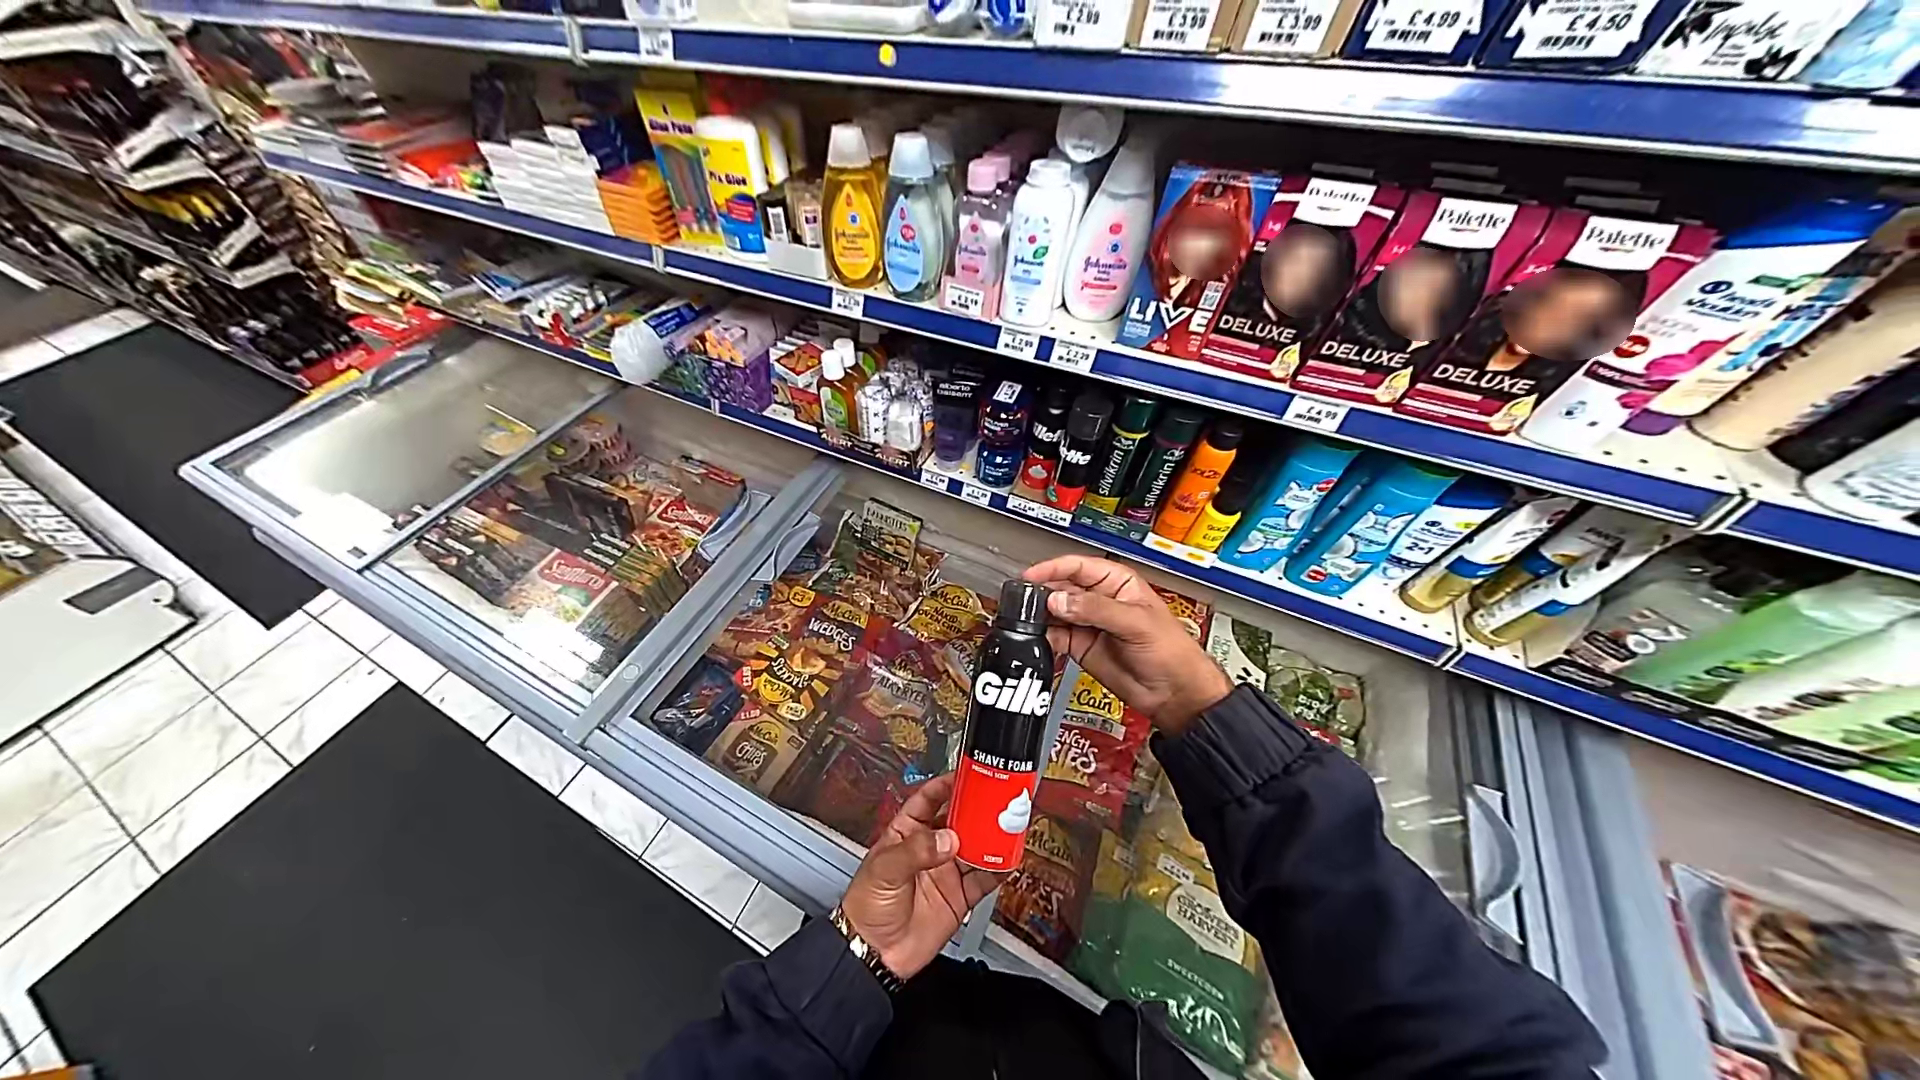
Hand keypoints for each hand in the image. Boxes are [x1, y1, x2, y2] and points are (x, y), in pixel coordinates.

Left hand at [839, 774, 1002, 979]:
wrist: (874, 954)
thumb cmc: (866, 907)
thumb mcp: (884, 870)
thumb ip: (916, 852)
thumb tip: (947, 840)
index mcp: (907, 832)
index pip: (929, 799)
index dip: (946, 785)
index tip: (965, 776)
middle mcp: (930, 848)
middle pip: (959, 820)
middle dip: (977, 808)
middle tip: (995, 800)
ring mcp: (946, 871)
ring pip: (976, 846)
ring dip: (991, 837)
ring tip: (1006, 826)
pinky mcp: (959, 896)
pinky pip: (984, 878)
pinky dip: (997, 869)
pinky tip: (1006, 860)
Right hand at [1024, 555, 1231, 734]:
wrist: (1174, 694)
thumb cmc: (1172, 652)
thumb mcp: (1136, 623)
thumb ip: (1096, 610)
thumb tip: (1060, 601)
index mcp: (1116, 582)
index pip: (1078, 566)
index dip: (1054, 568)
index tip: (1033, 576)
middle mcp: (1098, 599)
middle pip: (1061, 587)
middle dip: (1043, 592)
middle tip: (1025, 601)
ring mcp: (1087, 623)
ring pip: (1054, 611)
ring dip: (1039, 614)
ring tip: (1027, 619)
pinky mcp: (1079, 646)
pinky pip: (1054, 636)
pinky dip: (1043, 636)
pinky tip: (1037, 637)